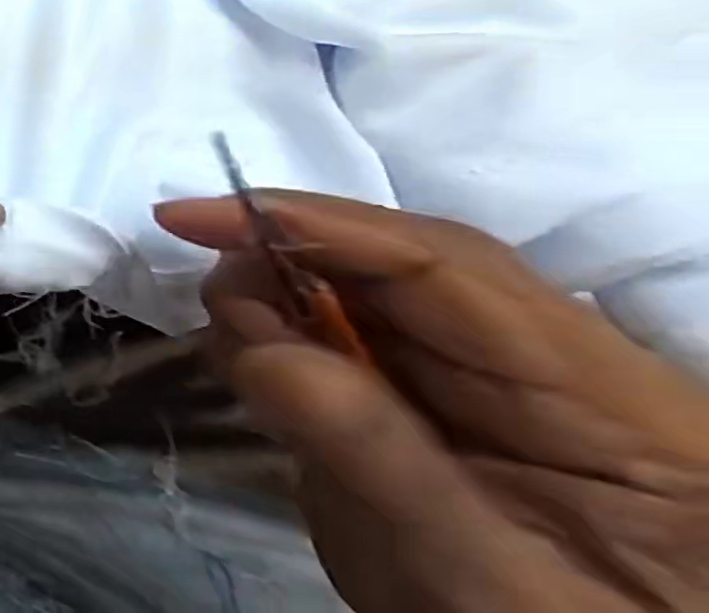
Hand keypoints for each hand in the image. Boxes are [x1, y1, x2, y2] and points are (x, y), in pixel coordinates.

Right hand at [157, 192, 708, 612]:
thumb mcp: (482, 583)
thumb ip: (379, 459)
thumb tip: (257, 341)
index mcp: (606, 395)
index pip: (437, 262)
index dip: (304, 222)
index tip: (187, 218)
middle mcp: (554, 359)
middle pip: (390, 262)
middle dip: (280, 264)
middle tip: (218, 312)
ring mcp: (496, 375)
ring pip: (358, 291)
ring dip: (276, 306)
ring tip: (243, 359)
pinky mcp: (443, 392)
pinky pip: (348, 333)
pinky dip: (285, 339)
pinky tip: (267, 371)